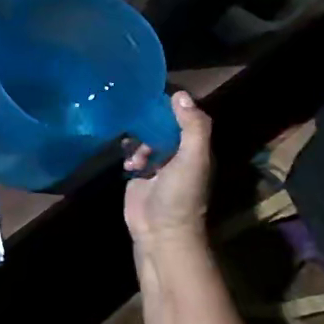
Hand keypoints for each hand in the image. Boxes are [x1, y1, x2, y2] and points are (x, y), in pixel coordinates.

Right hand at [124, 90, 212, 248]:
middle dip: (149, 122)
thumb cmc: (181, 194)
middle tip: (136, 117)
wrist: (160, 231)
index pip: (185, 117)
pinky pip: (132, 155)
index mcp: (195, 148)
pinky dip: (128, 153)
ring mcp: (157, 165)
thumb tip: (179, 94)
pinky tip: (127, 162)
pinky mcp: (138, 176)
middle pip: (162, 126)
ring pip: (145, 139)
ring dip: (137, 140)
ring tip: (134, 150)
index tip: (154, 93)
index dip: (173, 105)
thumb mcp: (193, 157)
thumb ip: (192, 127)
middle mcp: (177, 154)